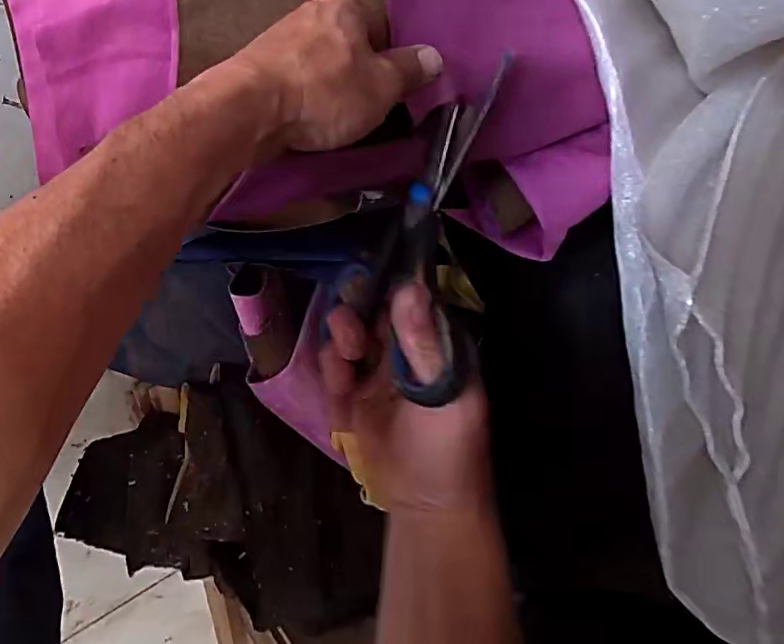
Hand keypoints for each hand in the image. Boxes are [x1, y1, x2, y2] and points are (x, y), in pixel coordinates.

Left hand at [223, 0, 442, 153]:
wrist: (248, 110)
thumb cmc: (324, 91)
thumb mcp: (381, 85)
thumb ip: (410, 70)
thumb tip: (433, 56)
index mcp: (343, 5)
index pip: (383, 28)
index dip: (395, 62)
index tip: (395, 92)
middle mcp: (309, 12)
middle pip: (351, 47)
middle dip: (361, 77)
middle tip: (369, 110)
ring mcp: (279, 38)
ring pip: (323, 66)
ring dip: (332, 91)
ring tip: (337, 122)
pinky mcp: (258, 67)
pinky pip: (297, 82)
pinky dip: (306, 99)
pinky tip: (307, 121)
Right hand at [321, 281, 493, 515]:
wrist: (425, 508)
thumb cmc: (450, 449)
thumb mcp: (445, 396)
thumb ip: (424, 344)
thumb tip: (411, 288)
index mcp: (436, 341)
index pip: (410, 297)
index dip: (388, 285)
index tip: (366, 276)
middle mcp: (403, 347)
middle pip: (373, 308)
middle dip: (358, 309)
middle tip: (349, 325)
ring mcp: (375, 368)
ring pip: (350, 331)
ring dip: (342, 336)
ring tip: (346, 356)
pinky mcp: (350, 391)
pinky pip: (334, 364)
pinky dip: (332, 367)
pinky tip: (341, 384)